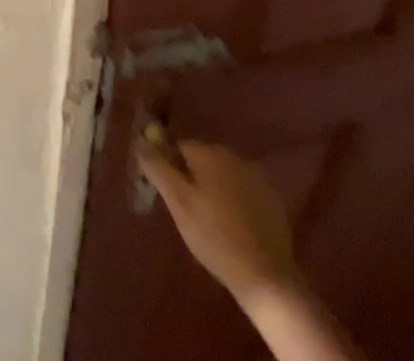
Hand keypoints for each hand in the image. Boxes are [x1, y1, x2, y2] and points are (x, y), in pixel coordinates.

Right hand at [136, 129, 298, 304]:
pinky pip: (242, 191)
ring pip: (223, 175)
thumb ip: (158, 168)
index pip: (178, 146)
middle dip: (189, 177)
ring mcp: (258, 178)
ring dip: (211, 188)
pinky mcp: (272, 199)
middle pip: (202, 159)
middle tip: (183, 209)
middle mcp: (236, 157)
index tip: (165, 193)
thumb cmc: (212, 234)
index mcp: (211, 153)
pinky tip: (230, 225)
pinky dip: (232, 201)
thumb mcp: (177, 201)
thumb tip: (142, 140)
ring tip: (206, 219)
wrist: (264, 272)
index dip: (167, 167)